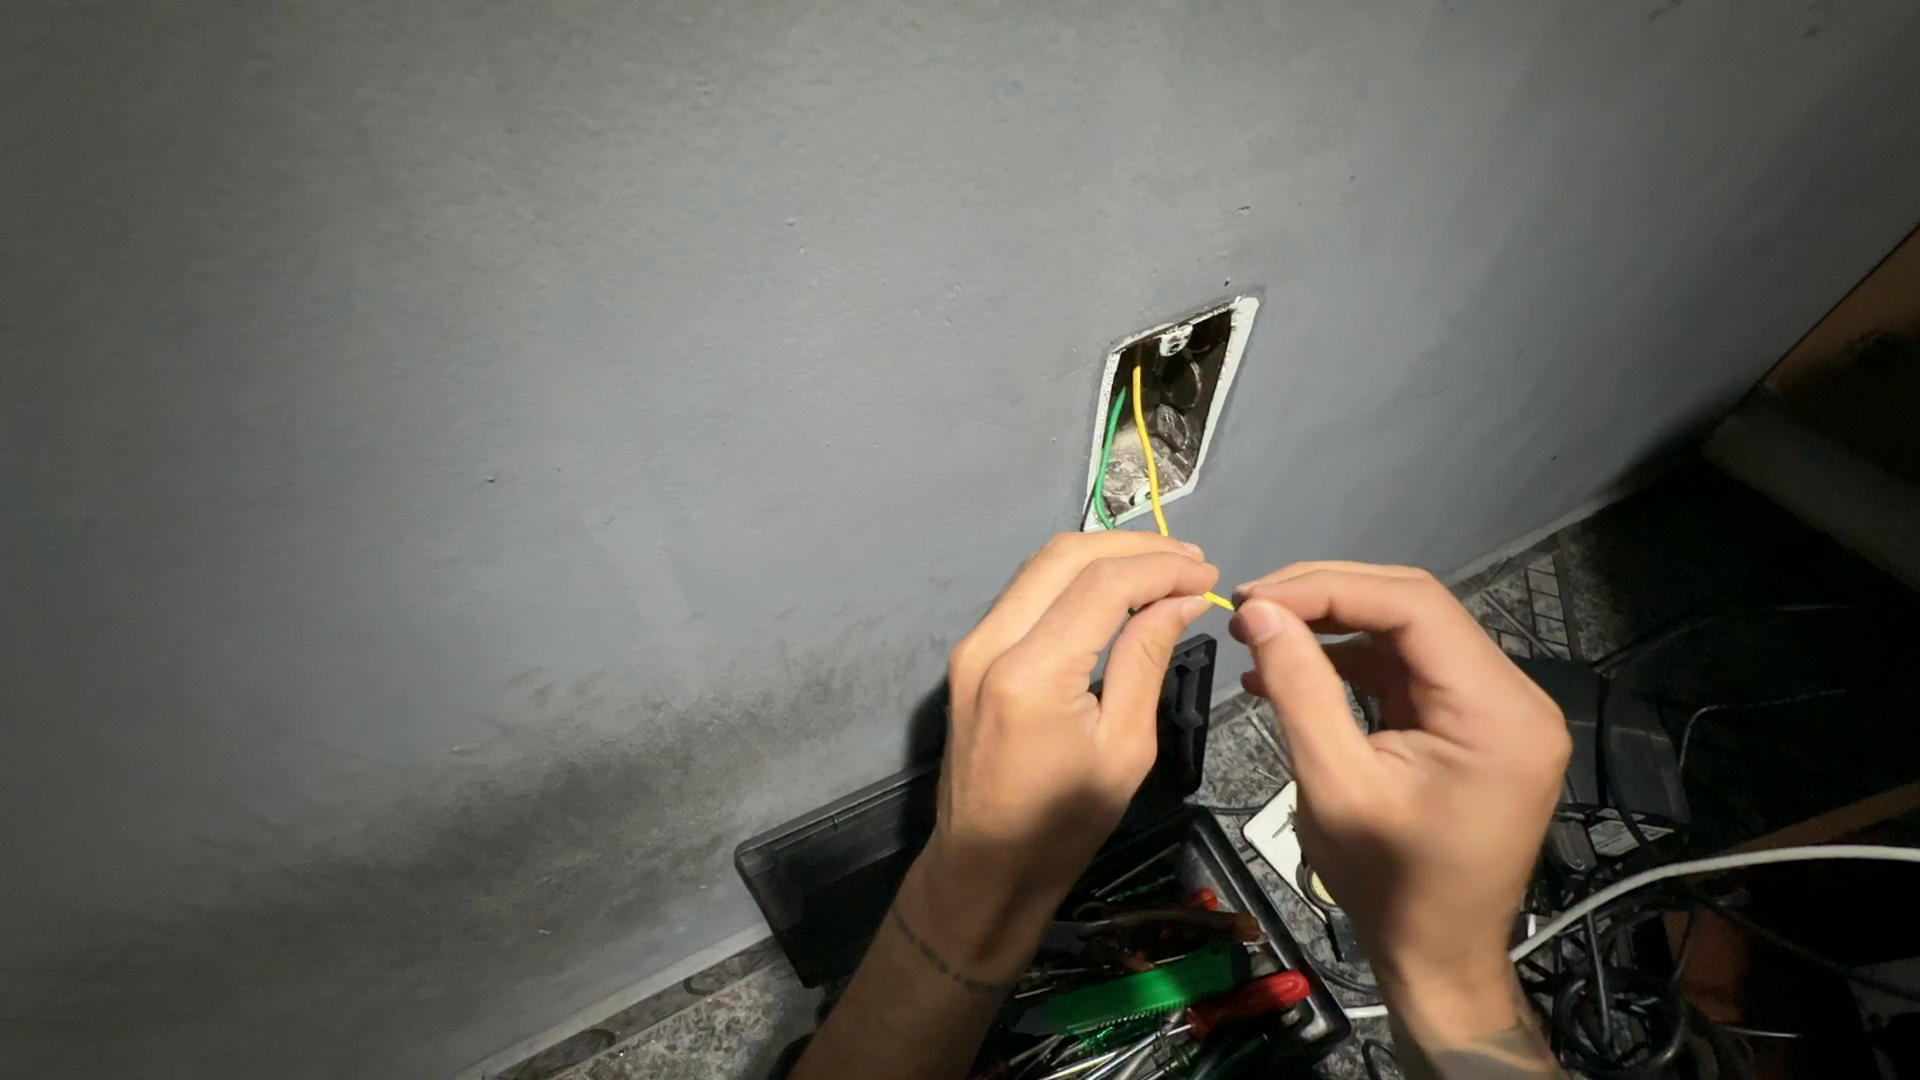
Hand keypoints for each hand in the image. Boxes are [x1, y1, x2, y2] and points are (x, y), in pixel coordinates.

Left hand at [909, 532, 1218, 973]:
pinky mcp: (970, 652)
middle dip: (1133, 547)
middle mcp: (990, 642)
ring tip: (1162, 568)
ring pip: (1041, 565)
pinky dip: (1074, 579)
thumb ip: (1146, 660)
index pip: (1102, 585)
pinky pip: (1026, 593)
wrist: (983, 864)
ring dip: (1103, 556)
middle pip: (1065, 556)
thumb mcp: (1125, 749)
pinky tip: (1115, 589)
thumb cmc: (1063, 826)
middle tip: (1190, 561)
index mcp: (1031, 673)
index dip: (1161, 569)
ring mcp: (972, 643)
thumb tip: (1182, 600)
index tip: (1209, 576)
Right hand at [1230, 563, 1569, 1040]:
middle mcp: (1508, 694)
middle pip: (1411, 606)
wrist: (1433, 951)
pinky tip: (1285, 671)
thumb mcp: (1332, 782)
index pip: (1414, 606)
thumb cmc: (1388, 880)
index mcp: (1496, 711)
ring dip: (1325, 623)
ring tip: (1258, 632)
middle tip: (1249, 606)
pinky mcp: (1460, 718)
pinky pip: (1396, 664)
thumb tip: (1256, 610)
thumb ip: (1298, 687)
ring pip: (1399, 628)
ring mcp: (1488, 705)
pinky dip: (1338, 659)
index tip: (1253, 598)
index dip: (1328, 588)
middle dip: (1323, 596)